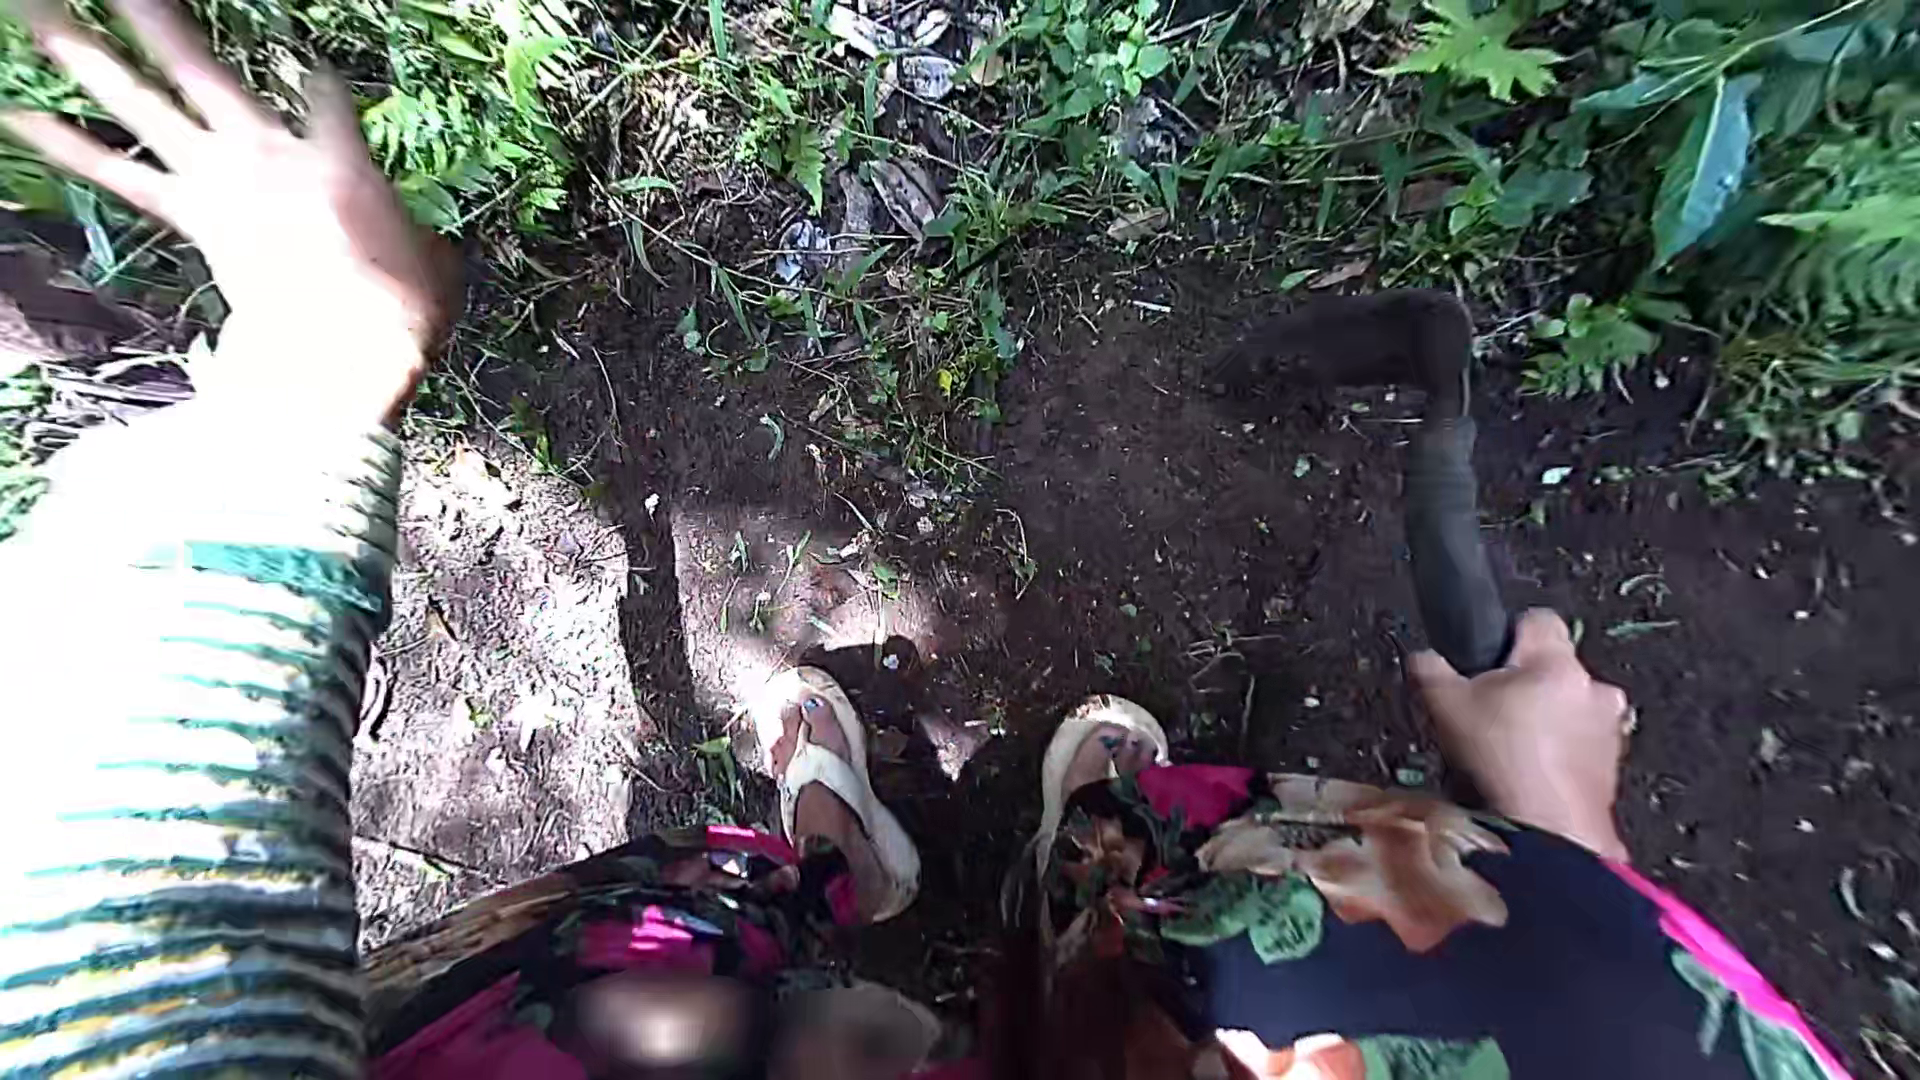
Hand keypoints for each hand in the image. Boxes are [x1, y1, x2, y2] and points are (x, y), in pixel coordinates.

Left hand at [2, 0, 455, 422]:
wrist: (344, 342)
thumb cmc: (405, 305)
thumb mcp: (437, 269)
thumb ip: (424, 240)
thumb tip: (424, 240)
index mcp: (342, 164)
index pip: (329, 102)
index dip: (325, 84)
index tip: (317, 70)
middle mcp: (268, 154)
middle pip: (197, 67)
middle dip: (150, 13)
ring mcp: (220, 179)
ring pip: (136, 98)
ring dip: (74, 43)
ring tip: (27, 0)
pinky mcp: (190, 214)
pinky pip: (118, 173)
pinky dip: (67, 145)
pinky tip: (18, 114)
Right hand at [1409, 608, 1631, 860]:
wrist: (1546, 824)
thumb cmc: (1502, 758)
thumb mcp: (1440, 699)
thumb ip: (1428, 664)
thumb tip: (1424, 656)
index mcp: (1554, 662)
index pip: (1536, 618)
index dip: (1504, 628)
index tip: (1487, 648)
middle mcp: (1593, 687)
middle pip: (1548, 663)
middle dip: (1517, 677)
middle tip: (1485, 699)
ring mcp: (1609, 725)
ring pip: (1565, 700)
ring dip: (1539, 710)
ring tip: (1502, 735)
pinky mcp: (1612, 758)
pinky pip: (1578, 733)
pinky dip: (1553, 741)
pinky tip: (1522, 759)